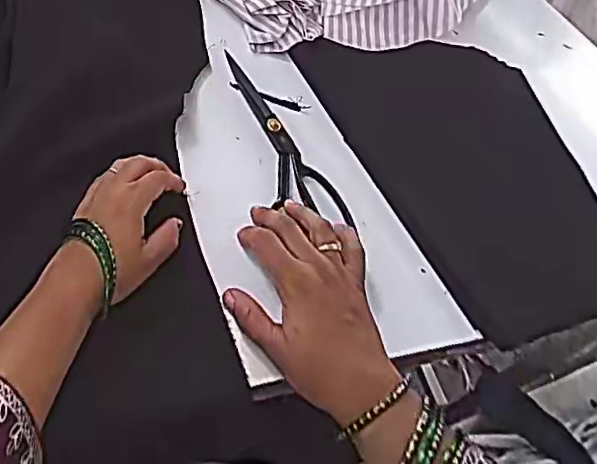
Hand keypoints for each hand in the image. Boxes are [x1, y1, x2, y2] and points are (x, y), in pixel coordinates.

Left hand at [71, 156, 185, 303]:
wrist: (75, 280)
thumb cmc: (107, 271)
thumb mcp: (148, 260)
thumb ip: (167, 239)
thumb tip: (174, 226)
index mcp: (133, 199)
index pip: (158, 177)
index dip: (172, 179)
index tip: (178, 186)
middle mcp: (114, 190)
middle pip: (138, 163)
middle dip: (155, 164)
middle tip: (165, 173)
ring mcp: (97, 195)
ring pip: (119, 166)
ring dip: (136, 165)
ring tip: (144, 173)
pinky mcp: (84, 203)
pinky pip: (104, 177)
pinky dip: (117, 174)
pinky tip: (118, 184)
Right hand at [224, 202, 399, 427]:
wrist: (363, 387)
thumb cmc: (325, 372)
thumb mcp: (277, 350)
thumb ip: (252, 319)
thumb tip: (233, 298)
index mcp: (297, 284)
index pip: (268, 245)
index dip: (252, 234)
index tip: (244, 234)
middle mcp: (320, 271)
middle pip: (291, 229)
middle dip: (271, 216)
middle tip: (259, 213)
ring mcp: (340, 274)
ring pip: (320, 230)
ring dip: (303, 214)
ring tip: (291, 207)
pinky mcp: (356, 282)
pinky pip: (352, 247)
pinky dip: (343, 233)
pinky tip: (336, 228)